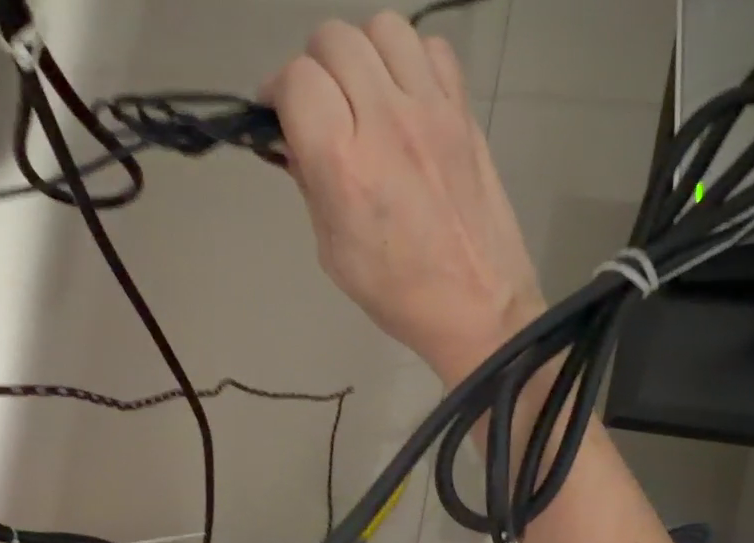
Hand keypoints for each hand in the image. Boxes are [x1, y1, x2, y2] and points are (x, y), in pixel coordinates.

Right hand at [264, 13, 545, 386]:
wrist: (475, 303)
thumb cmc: (396, 291)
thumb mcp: (332, 249)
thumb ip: (310, 183)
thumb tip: (292, 140)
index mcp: (343, 164)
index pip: (296, 79)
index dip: (278, 92)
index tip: (279, 116)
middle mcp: (386, 122)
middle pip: (335, 40)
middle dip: (314, 67)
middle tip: (320, 105)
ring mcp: (432, 111)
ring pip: (385, 29)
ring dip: (363, 52)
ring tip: (362, 91)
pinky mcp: (463, 113)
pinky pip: (433, 50)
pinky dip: (412, 60)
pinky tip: (405, 97)